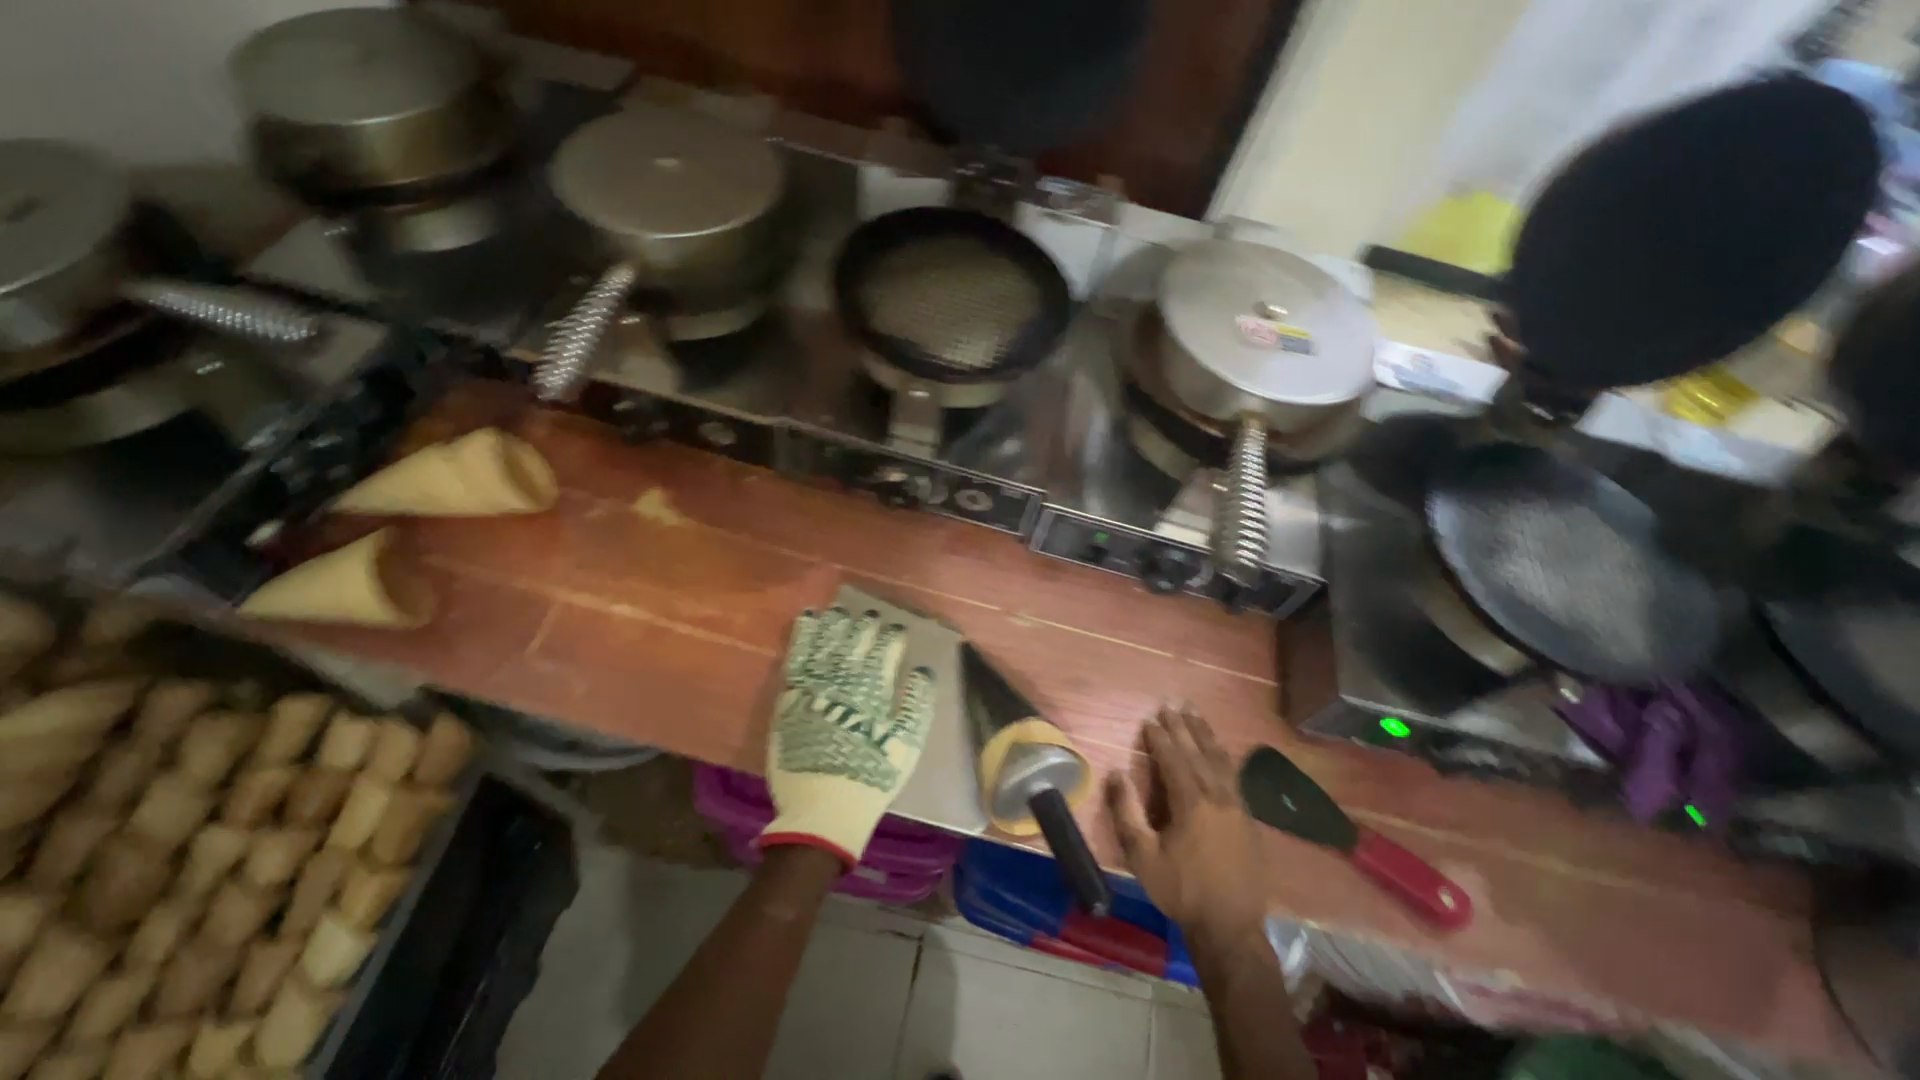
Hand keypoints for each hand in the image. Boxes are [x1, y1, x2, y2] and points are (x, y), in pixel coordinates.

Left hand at [758, 607, 934, 865]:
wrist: (822, 807)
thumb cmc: (869, 779)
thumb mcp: (906, 747)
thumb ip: (915, 706)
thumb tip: (922, 672)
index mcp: (874, 692)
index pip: (885, 653)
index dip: (892, 639)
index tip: (897, 629)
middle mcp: (844, 682)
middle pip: (855, 644)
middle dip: (864, 626)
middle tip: (870, 612)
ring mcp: (813, 687)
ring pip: (825, 645)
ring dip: (834, 625)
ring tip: (839, 611)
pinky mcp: (789, 698)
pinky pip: (796, 658)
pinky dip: (803, 637)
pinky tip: (807, 622)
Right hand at [1106, 705, 1267, 944]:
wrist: (1230, 925)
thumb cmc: (1181, 891)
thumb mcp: (1143, 856)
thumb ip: (1127, 812)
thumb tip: (1116, 774)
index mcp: (1192, 803)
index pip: (1174, 759)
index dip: (1161, 738)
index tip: (1150, 719)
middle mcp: (1219, 797)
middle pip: (1200, 753)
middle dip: (1185, 727)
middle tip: (1174, 704)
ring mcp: (1238, 807)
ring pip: (1222, 761)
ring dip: (1207, 736)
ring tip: (1197, 716)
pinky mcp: (1249, 820)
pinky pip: (1235, 777)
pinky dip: (1223, 758)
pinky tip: (1220, 754)